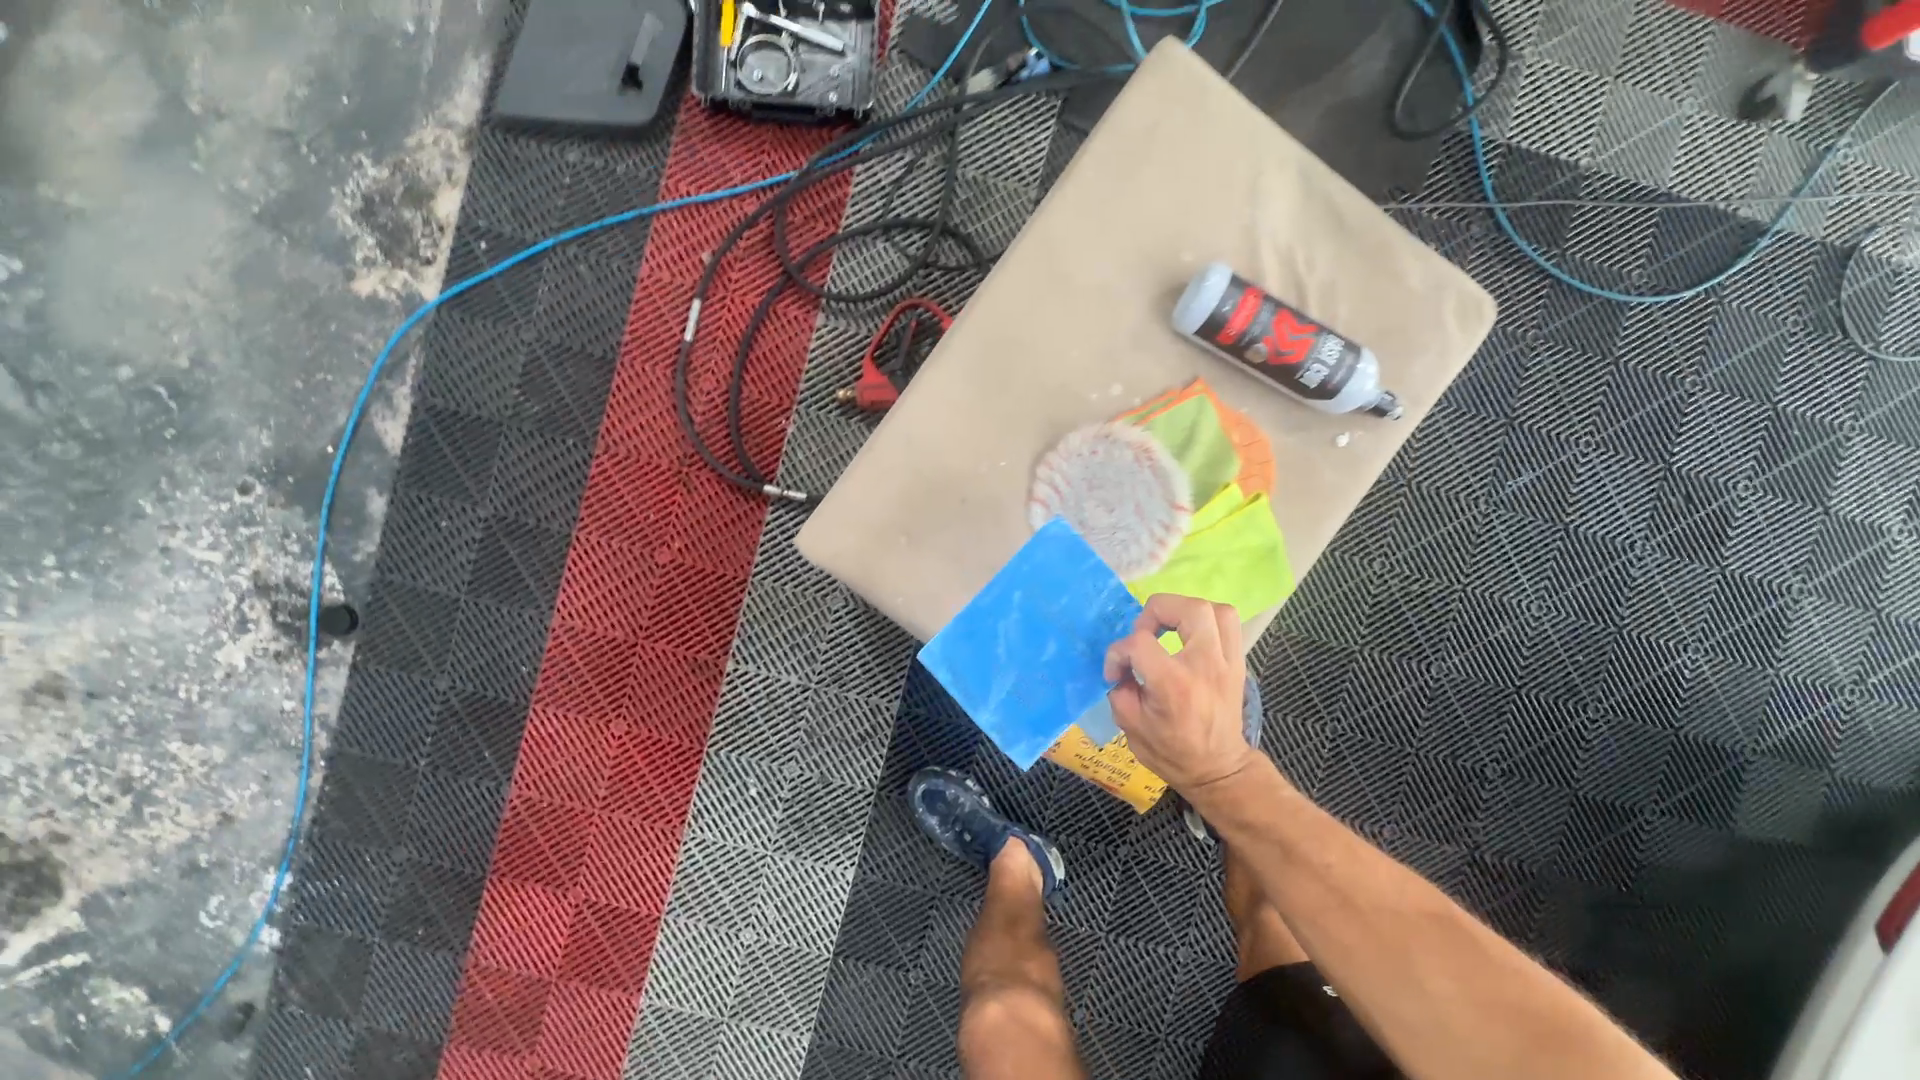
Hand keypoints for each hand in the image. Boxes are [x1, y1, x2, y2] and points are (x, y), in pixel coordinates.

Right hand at [1103, 594, 1261, 797]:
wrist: (1217, 769)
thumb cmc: (1171, 752)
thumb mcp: (1130, 726)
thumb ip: (1120, 689)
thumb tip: (1122, 666)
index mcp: (1174, 685)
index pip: (1140, 643)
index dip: (1117, 652)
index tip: (1115, 672)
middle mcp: (1205, 666)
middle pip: (1189, 609)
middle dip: (1157, 611)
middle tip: (1144, 633)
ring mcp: (1228, 663)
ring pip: (1215, 610)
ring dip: (1186, 610)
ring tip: (1169, 627)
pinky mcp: (1237, 663)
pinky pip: (1229, 624)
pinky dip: (1206, 621)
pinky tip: (1189, 635)